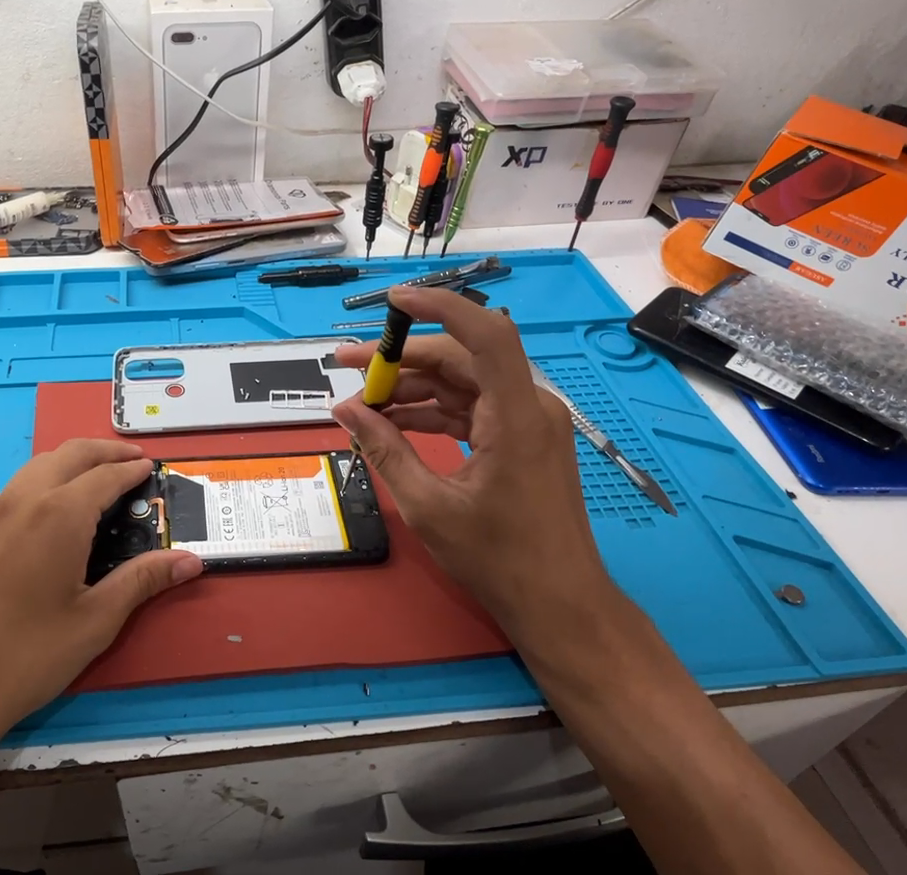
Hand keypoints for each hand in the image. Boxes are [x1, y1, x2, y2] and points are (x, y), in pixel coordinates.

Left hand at [0, 439, 203, 737]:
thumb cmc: (28, 654)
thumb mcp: (96, 620)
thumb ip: (142, 580)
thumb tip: (189, 560)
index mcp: (59, 513)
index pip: (105, 475)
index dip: (132, 470)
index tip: (151, 468)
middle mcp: (23, 500)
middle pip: (68, 454)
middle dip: (104, 451)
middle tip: (130, 460)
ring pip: (36, 466)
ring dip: (71, 461)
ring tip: (95, 479)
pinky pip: (15, 489)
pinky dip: (44, 481)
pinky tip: (51, 513)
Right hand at [332, 287, 607, 625]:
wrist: (561, 605)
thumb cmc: (499, 560)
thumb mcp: (429, 507)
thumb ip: (385, 449)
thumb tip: (345, 411)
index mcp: (516, 416)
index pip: (485, 334)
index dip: (439, 307)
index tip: (392, 302)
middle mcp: (529, 406)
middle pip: (462, 358)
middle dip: (402, 358)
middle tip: (347, 366)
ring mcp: (528, 423)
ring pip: (463, 382)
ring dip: (412, 388)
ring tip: (361, 402)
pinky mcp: (522, 440)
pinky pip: (471, 408)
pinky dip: (432, 411)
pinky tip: (392, 422)